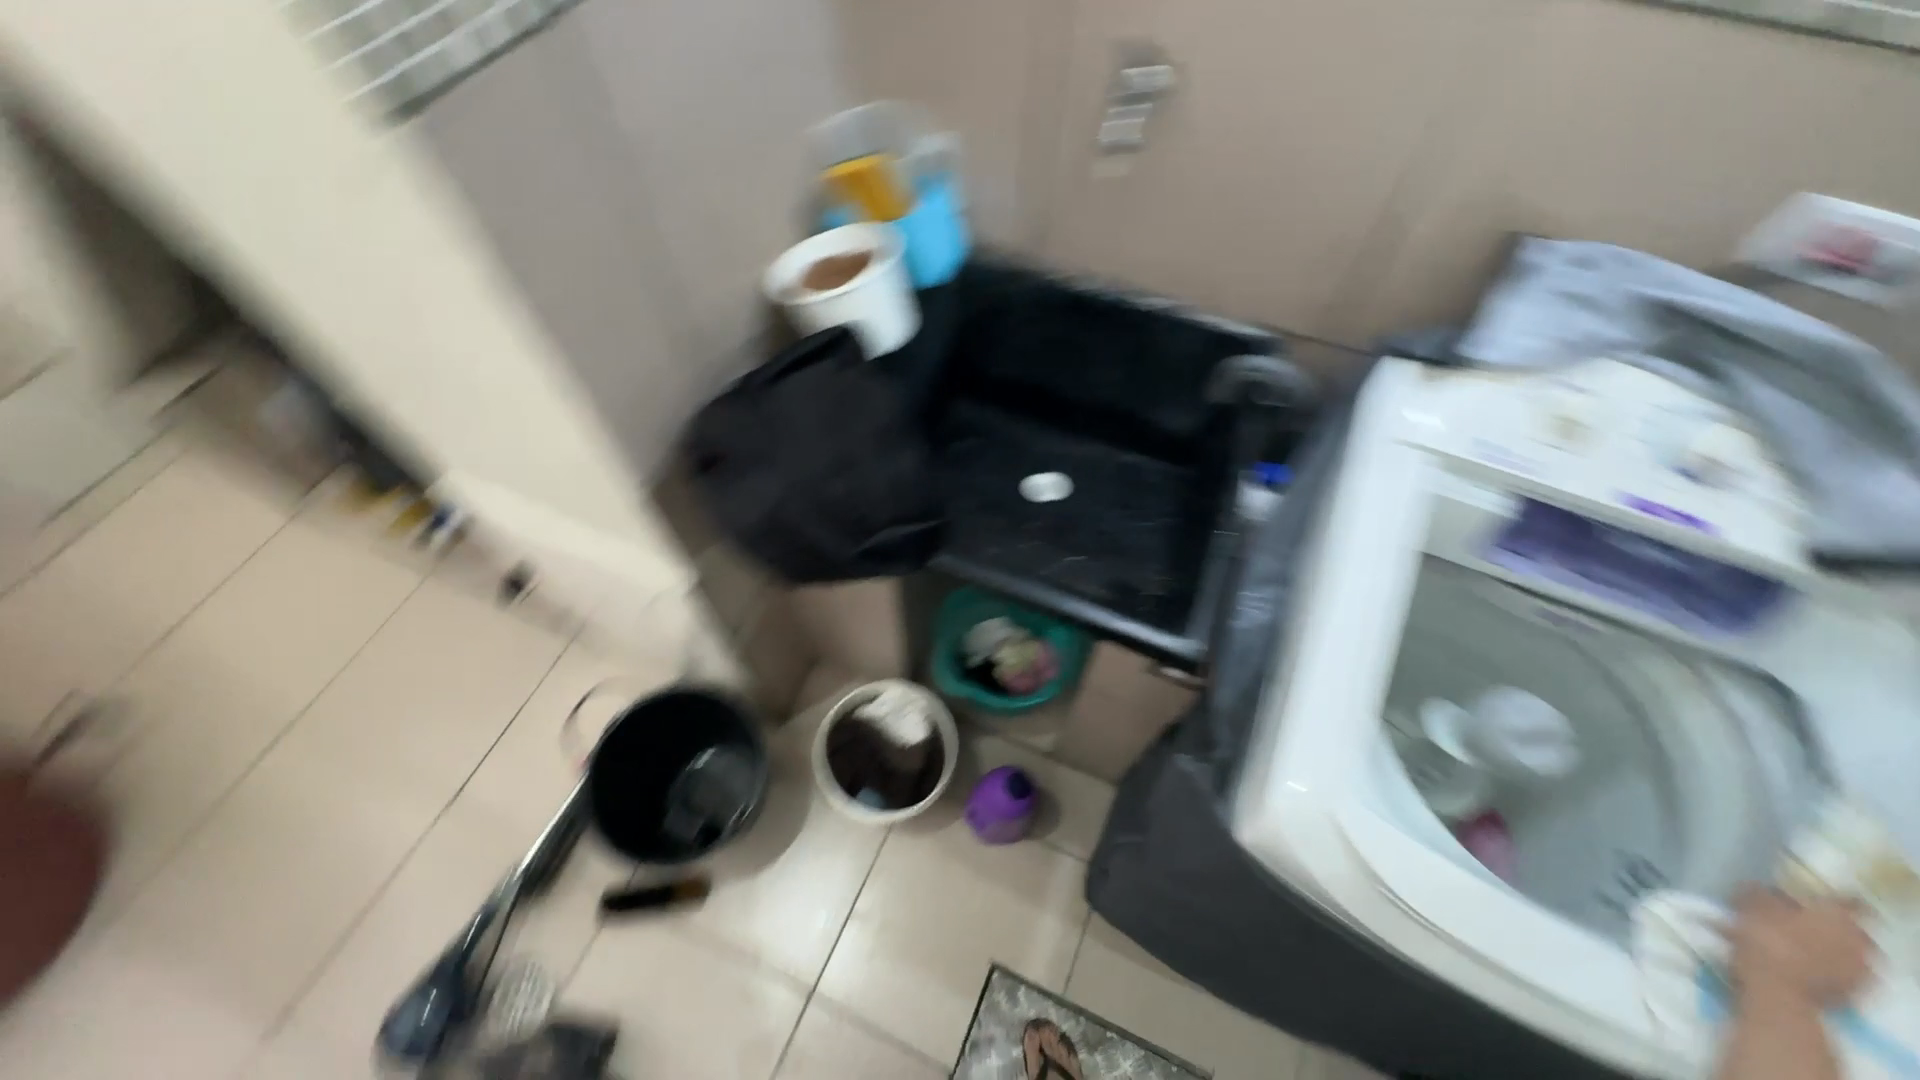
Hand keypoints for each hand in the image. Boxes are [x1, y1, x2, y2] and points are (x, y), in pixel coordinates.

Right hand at [1728, 888, 1874, 1008]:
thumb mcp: (1750, 908)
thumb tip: (1761, 886)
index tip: (1809, 898)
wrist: (1777, 994)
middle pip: (1849, 929)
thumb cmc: (1765, 942)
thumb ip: (1759, 893)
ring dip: (1826, 949)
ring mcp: (1859, 971)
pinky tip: (1799, 969)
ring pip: (1845, 953)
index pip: (1848, 900)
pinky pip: (1840, 974)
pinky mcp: (1851, 993)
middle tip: (1798, 924)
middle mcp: (1857, 941)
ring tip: (1795, 948)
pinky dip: (1824, 970)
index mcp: (1839, 916)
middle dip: (1827, 926)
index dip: (1829, 898)